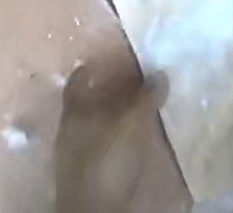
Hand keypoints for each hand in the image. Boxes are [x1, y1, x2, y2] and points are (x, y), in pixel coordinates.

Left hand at [54, 45, 166, 212]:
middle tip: (137, 78)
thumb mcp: (133, 120)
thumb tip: (161, 73)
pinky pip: (105, 145)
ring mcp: (77, 155)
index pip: (78, 79)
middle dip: (111, 90)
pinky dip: (119, 137)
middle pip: (90, 100)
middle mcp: (71, 130)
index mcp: (74, 110)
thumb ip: (147, 95)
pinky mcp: (89, 176)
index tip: (112, 57)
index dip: (94, 66)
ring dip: (116, 115)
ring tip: (142, 106)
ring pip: (97, 124)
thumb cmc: (108, 158)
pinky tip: (137, 137)